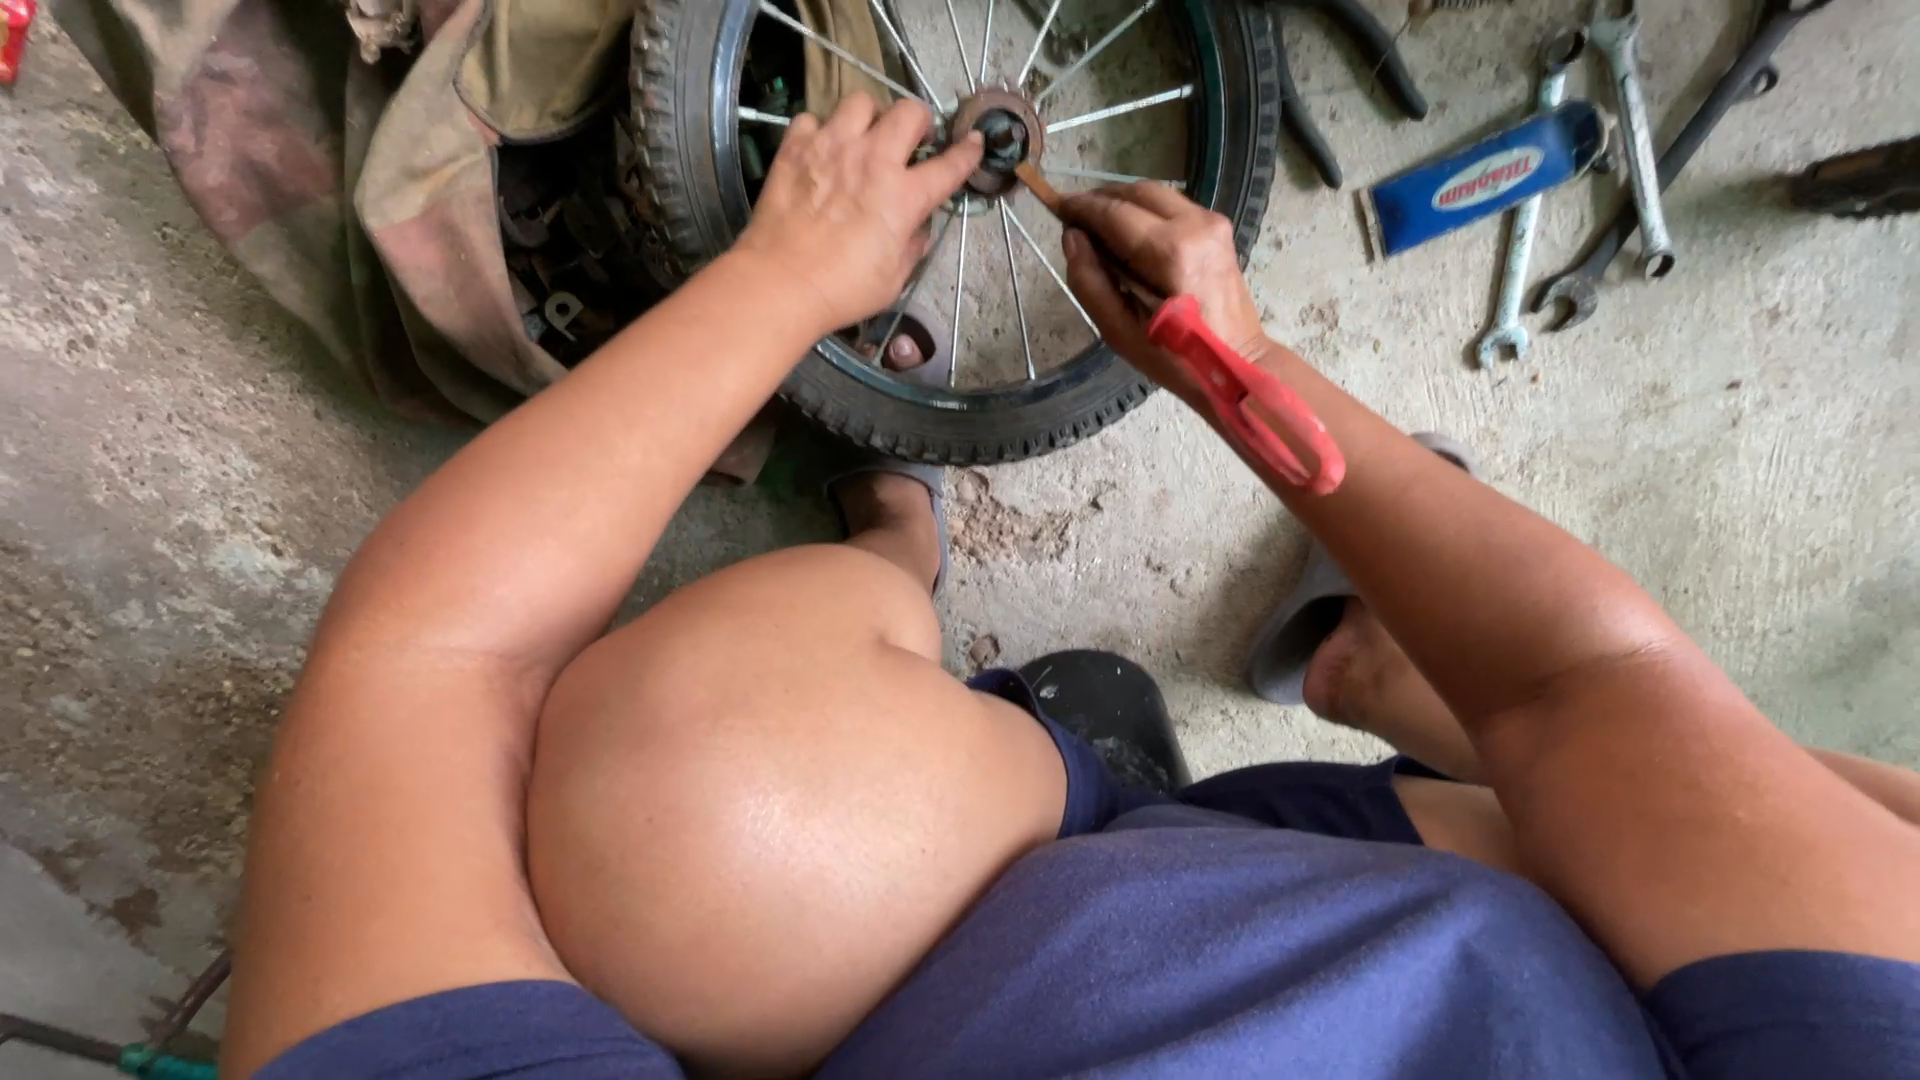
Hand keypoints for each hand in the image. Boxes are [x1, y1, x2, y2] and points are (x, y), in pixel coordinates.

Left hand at [733, 95, 982, 335]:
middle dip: (917, 122)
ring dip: (870, 117)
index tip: (973, 144)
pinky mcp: (795, 148)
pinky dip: (821, 131)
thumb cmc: (843, 290)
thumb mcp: (894, 279)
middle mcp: (872, 160)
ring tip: (864, 138)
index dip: (966, 153)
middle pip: (907, 112)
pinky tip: (821, 152)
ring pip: (860, 102)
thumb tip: (917, 228)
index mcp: (903, 197)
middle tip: (912, 141)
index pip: (948, 166)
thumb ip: (912, 247)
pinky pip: (813, 119)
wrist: (782, 283)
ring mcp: (831, 147)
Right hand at [1059, 184, 1270, 402]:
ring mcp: (1212, 223)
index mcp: (1170, 252)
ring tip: (1097, 226)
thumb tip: (1072, 238)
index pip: (1115, 213)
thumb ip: (1090, 282)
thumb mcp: (1120, 331)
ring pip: (1157, 194)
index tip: (1057, 208)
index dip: (1082, 208)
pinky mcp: (1218, 229)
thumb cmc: (1174, 359)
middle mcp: (1195, 225)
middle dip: (1101, 199)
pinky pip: (1173, 206)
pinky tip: (1129, 236)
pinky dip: (1145, 212)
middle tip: (1074, 217)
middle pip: (1138, 192)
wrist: (1235, 363)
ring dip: (1123, 203)